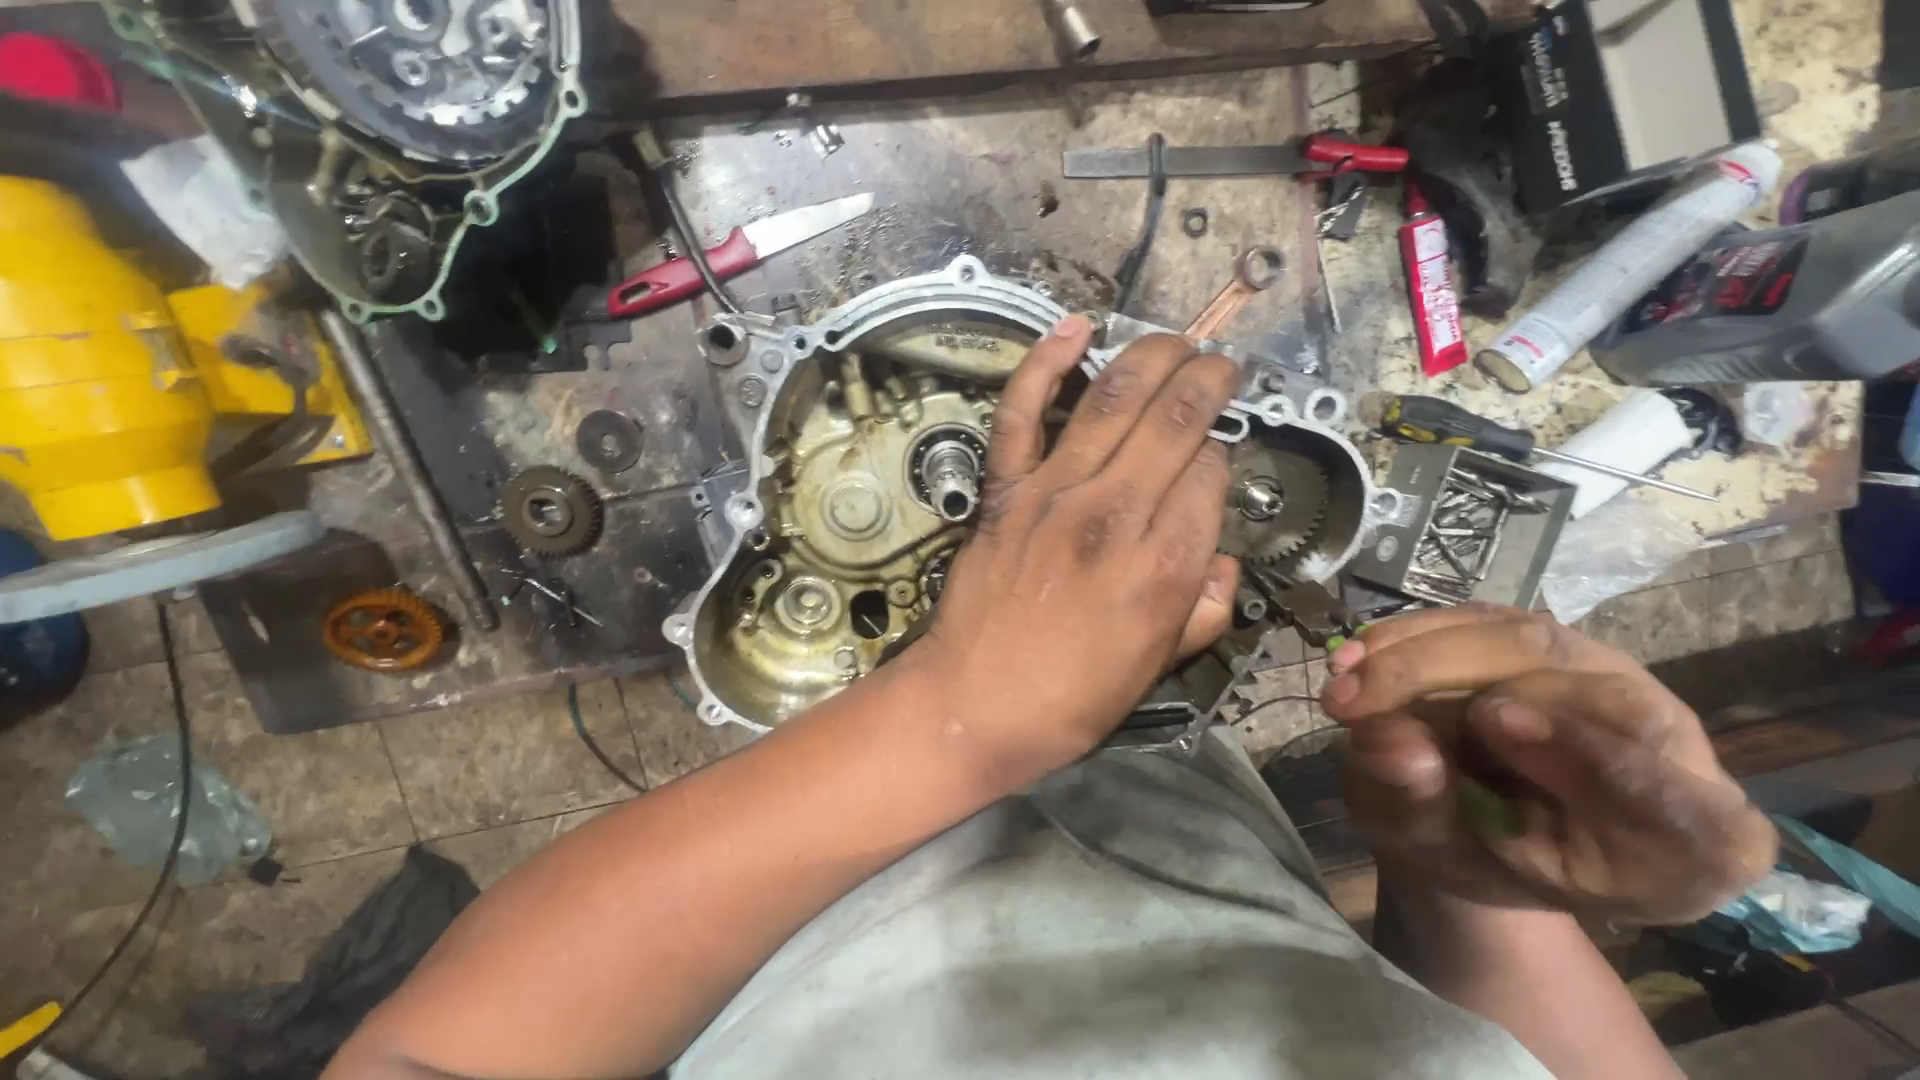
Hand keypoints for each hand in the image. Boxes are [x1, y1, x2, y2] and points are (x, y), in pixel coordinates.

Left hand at [907, 318, 1240, 789]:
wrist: (974, 704)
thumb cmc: (1071, 699)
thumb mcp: (1159, 667)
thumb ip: (1203, 610)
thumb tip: (1221, 562)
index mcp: (1164, 567)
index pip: (1210, 476)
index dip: (1219, 457)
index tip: (1212, 459)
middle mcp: (1115, 516)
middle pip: (1175, 422)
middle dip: (1206, 383)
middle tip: (1220, 367)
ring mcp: (1053, 495)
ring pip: (1113, 402)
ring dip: (1153, 359)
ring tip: (1177, 341)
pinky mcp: (1004, 490)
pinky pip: (1021, 414)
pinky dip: (1043, 365)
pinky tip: (1073, 329)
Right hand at [1320, 606, 1775, 924]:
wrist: (1479, 833)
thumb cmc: (1475, 861)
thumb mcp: (1440, 857)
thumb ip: (1420, 809)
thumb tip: (1390, 741)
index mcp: (1686, 843)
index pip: (1674, 798)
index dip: (1590, 753)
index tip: (1490, 720)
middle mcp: (1673, 748)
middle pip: (1582, 691)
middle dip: (1449, 682)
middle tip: (1351, 702)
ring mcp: (1613, 681)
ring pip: (1526, 641)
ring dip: (1418, 652)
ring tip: (1340, 676)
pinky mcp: (1551, 643)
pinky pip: (1486, 622)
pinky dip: (1413, 634)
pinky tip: (1360, 654)